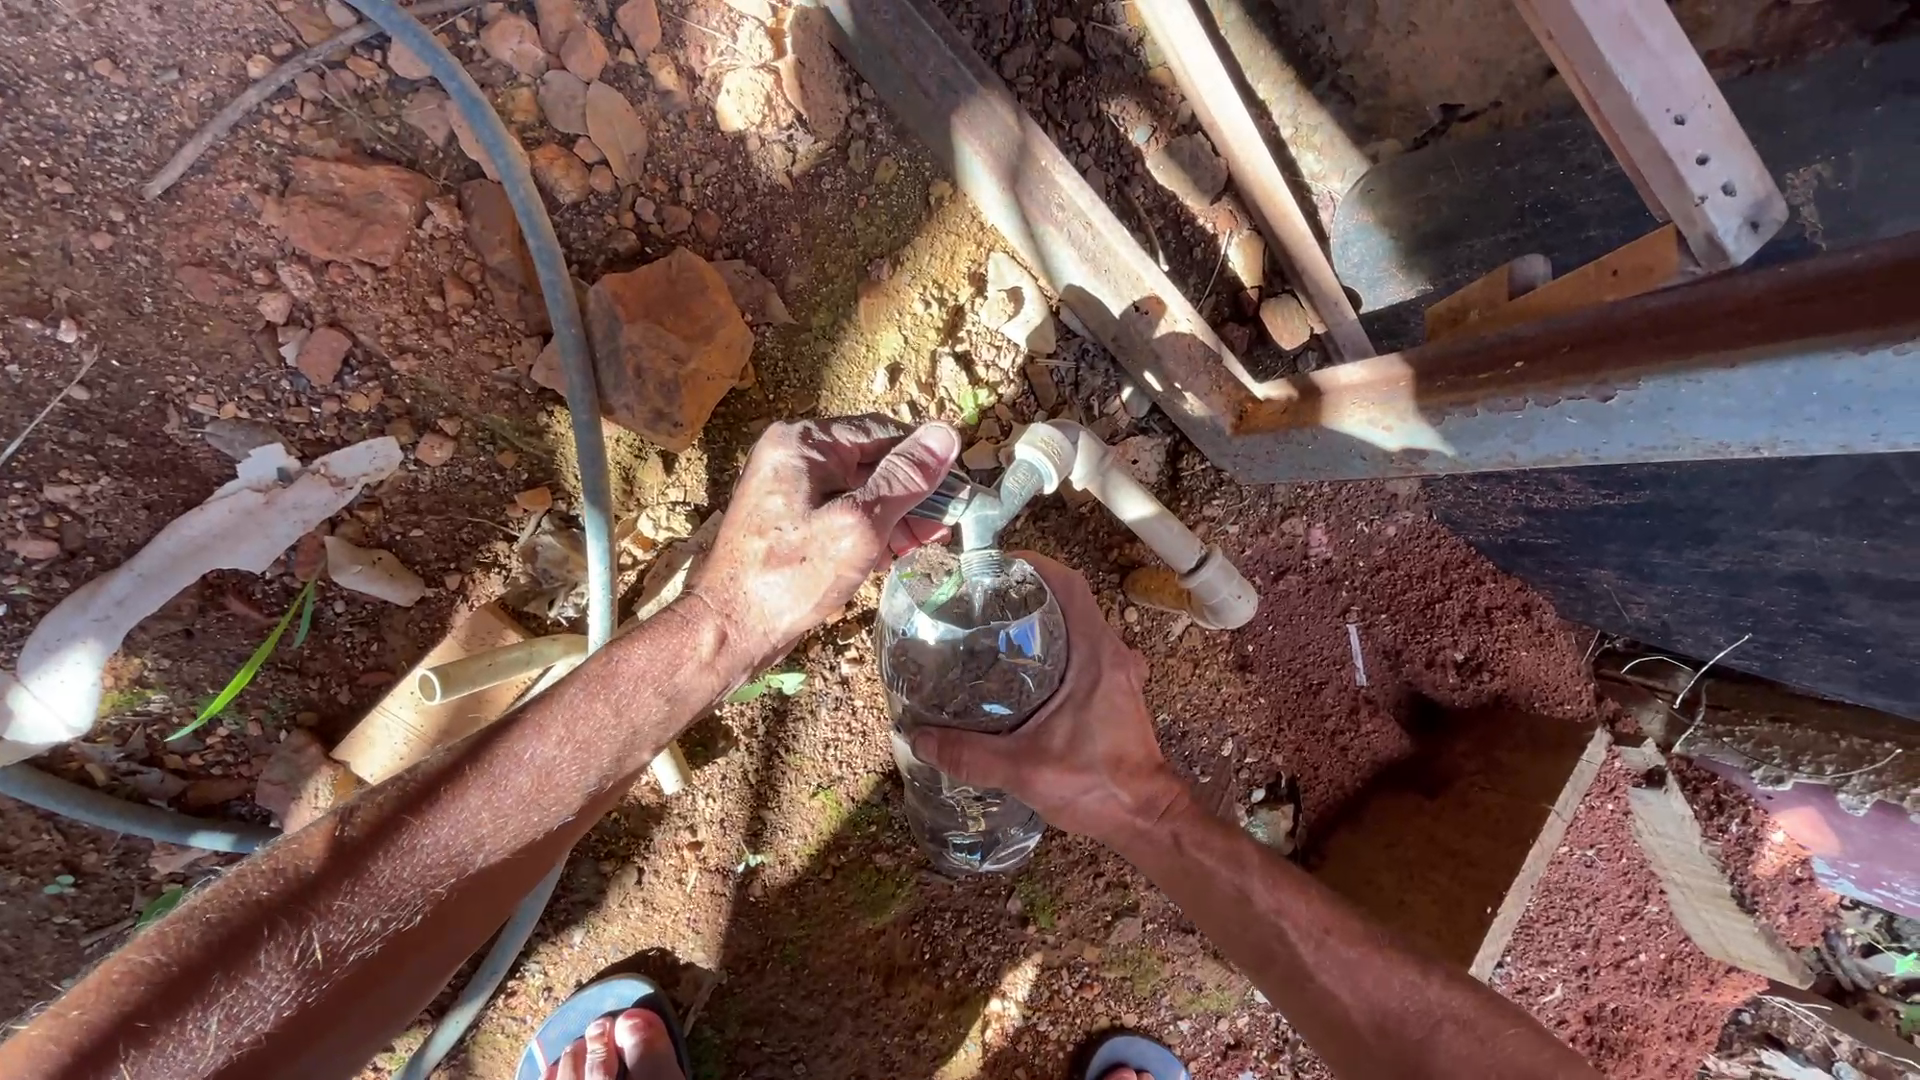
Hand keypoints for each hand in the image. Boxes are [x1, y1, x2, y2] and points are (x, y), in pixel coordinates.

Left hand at [688, 416, 959, 671]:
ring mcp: (791, 490)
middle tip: (949, 523)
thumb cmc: (792, 575)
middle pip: (873, 463)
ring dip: (898, 515)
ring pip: (861, 491)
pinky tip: (898, 551)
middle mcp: (795, 457)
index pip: (883, 433)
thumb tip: (947, 434)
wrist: (731, 629)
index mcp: (804, 443)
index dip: (926, 459)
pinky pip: (844, 513)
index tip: (960, 488)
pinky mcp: (792, 521)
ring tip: (930, 541)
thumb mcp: (859, 524)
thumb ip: (905, 479)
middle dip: (913, 493)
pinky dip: (873, 529)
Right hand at [909, 552, 1188, 843]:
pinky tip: (1029, 669)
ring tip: (1000, 628)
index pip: (1070, 585)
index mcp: (1097, 654)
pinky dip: (1059, 646)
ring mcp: (1120, 673)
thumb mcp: (1024, 769)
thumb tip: (920, 738)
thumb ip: (969, 754)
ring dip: (1047, 619)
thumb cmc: (1097, 785)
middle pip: (1073, 600)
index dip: (1037, 566)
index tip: (999, 566)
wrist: (1147, 819)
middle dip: (1031, 592)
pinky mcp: (1118, 692)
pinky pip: (1087, 651)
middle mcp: (1113, 654)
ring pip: (1081, 626)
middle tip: (987, 600)